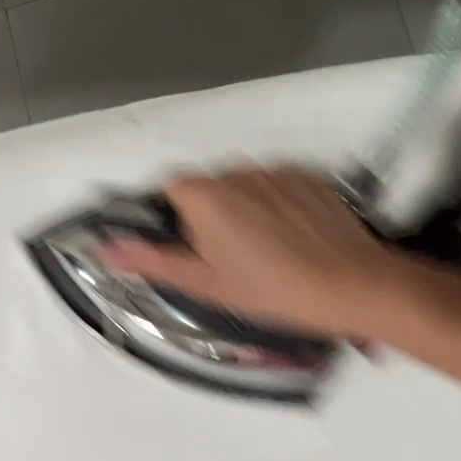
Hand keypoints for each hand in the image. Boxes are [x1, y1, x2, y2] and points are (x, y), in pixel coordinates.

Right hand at [99, 167, 413, 337]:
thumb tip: (106, 249)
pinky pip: (275, 185)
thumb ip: (151, 260)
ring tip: (263, 251)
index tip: (183, 245)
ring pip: (241, 186)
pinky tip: (290, 239)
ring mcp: (277, 170)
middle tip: (222, 258)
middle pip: (205, 186)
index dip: (167, 214)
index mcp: (204, 195)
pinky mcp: (310, 176)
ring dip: (241, 209)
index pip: (166, 185)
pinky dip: (274, 205)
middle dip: (205, 214)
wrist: (354, 285)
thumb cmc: (270, 289)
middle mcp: (237, 171)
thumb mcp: (204, 283)